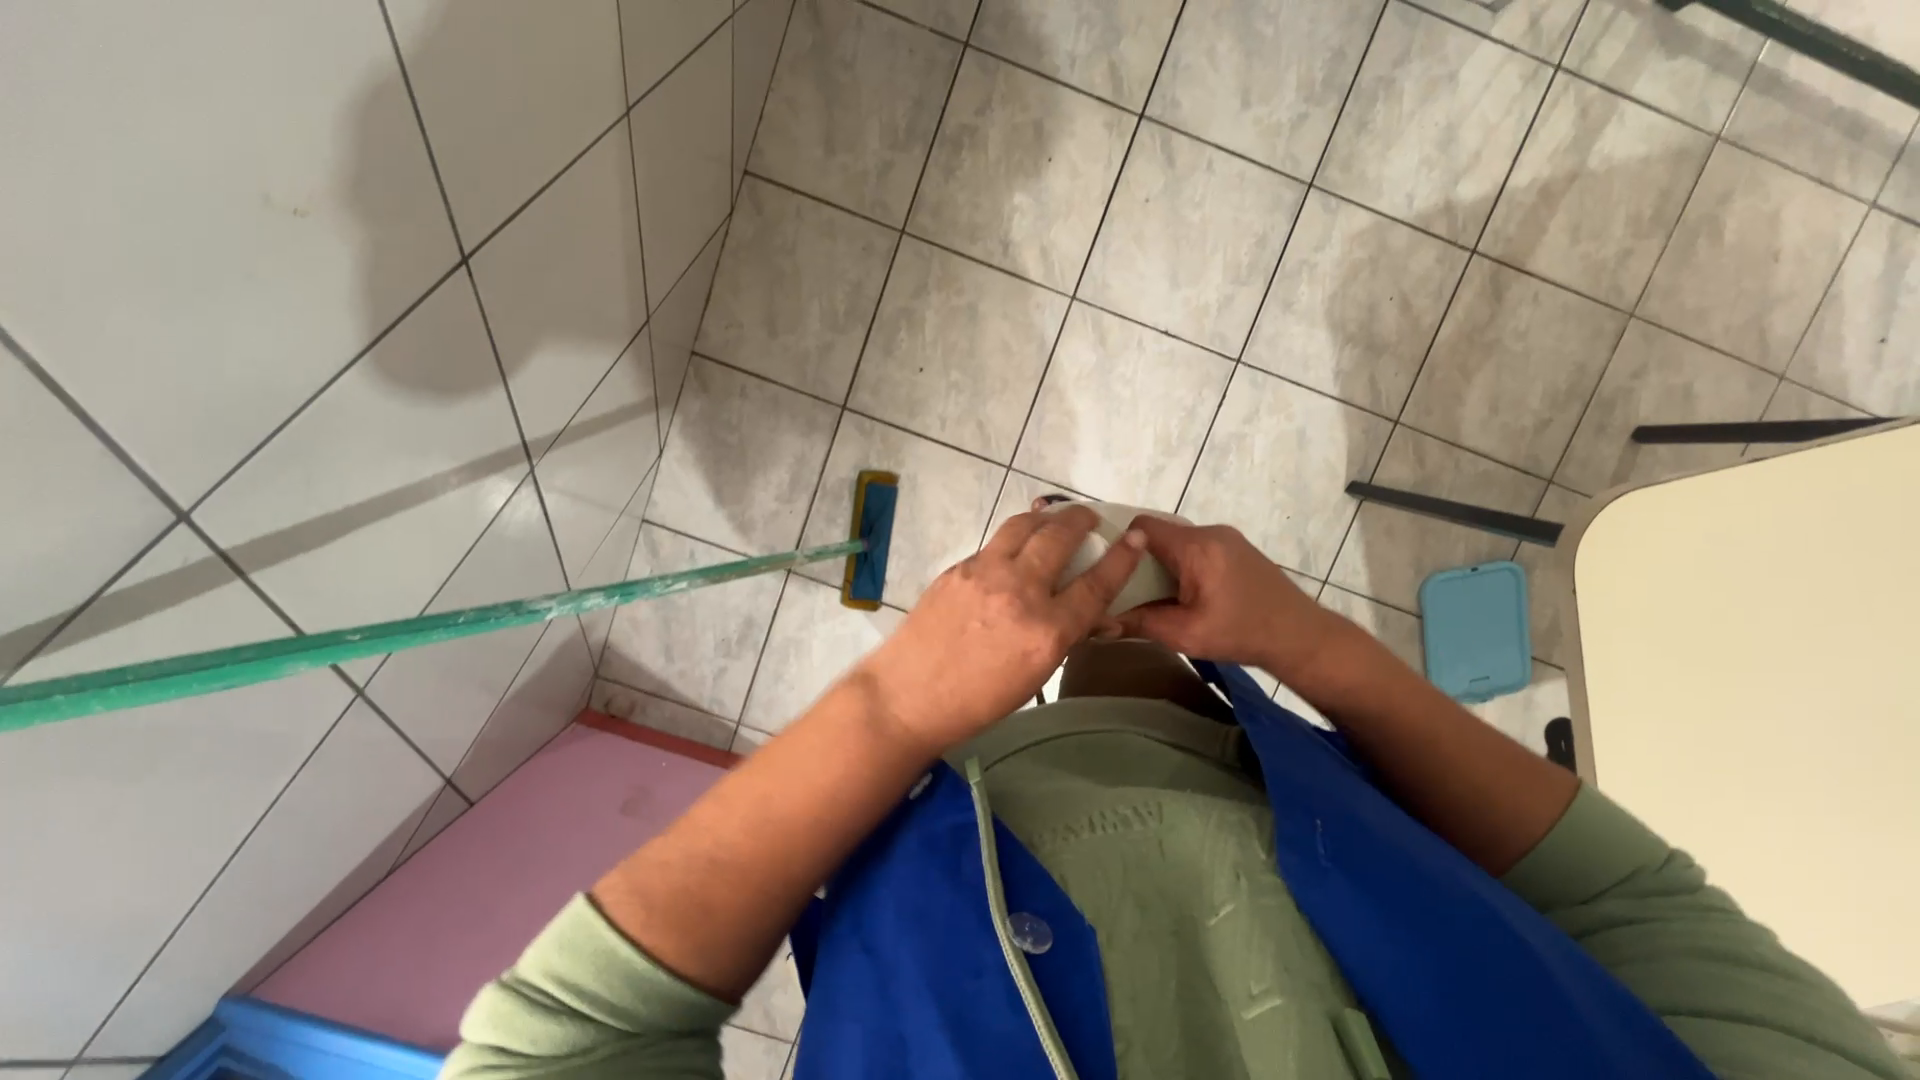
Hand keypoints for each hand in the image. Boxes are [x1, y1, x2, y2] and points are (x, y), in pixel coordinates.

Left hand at [856, 505, 1144, 755]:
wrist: (909, 695)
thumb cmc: (977, 701)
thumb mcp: (1034, 677)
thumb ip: (1063, 638)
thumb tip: (1091, 616)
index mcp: (1046, 631)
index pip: (1096, 585)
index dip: (1122, 558)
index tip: (1135, 537)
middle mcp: (1019, 593)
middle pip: (1059, 539)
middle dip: (1081, 521)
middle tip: (1090, 517)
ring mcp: (984, 575)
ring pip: (1023, 527)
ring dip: (1046, 518)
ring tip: (1055, 519)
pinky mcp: (958, 569)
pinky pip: (994, 544)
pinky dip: (1013, 539)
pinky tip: (1015, 546)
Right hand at [1115, 516, 1347, 682]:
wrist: (1300, 636)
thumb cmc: (1241, 633)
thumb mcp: (1185, 635)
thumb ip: (1139, 624)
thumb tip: (1096, 623)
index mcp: (1196, 547)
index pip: (1142, 527)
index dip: (1119, 544)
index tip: (1104, 568)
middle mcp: (1210, 532)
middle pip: (1158, 534)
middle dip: (1137, 559)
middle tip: (1120, 586)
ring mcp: (1226, 538)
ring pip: (1176, 542)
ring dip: (1160, 564)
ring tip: (1147, 594)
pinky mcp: (1236, 549)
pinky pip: (1195, 548)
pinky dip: (1180, 565)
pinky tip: (1177, 594)